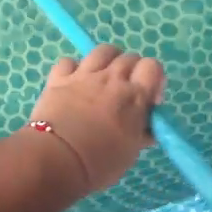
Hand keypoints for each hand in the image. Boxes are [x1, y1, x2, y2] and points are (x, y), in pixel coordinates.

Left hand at [27, 44, 164, 192]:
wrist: (58, 156)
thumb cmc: (100, 161)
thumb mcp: (131, 152)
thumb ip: (141, 133)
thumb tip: (147, 128)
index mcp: (134, 96)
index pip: (152, 66)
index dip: (154, 79)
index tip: (149, 99)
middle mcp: (110, 78)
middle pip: (128, 57)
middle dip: (132, 70)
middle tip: (126, 92)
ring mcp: (83, 74)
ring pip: (102, 50)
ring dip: (108, 60)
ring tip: (105, 77)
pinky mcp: (59, 77)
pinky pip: (69, 61)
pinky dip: (74, 68)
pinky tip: (74, 82)